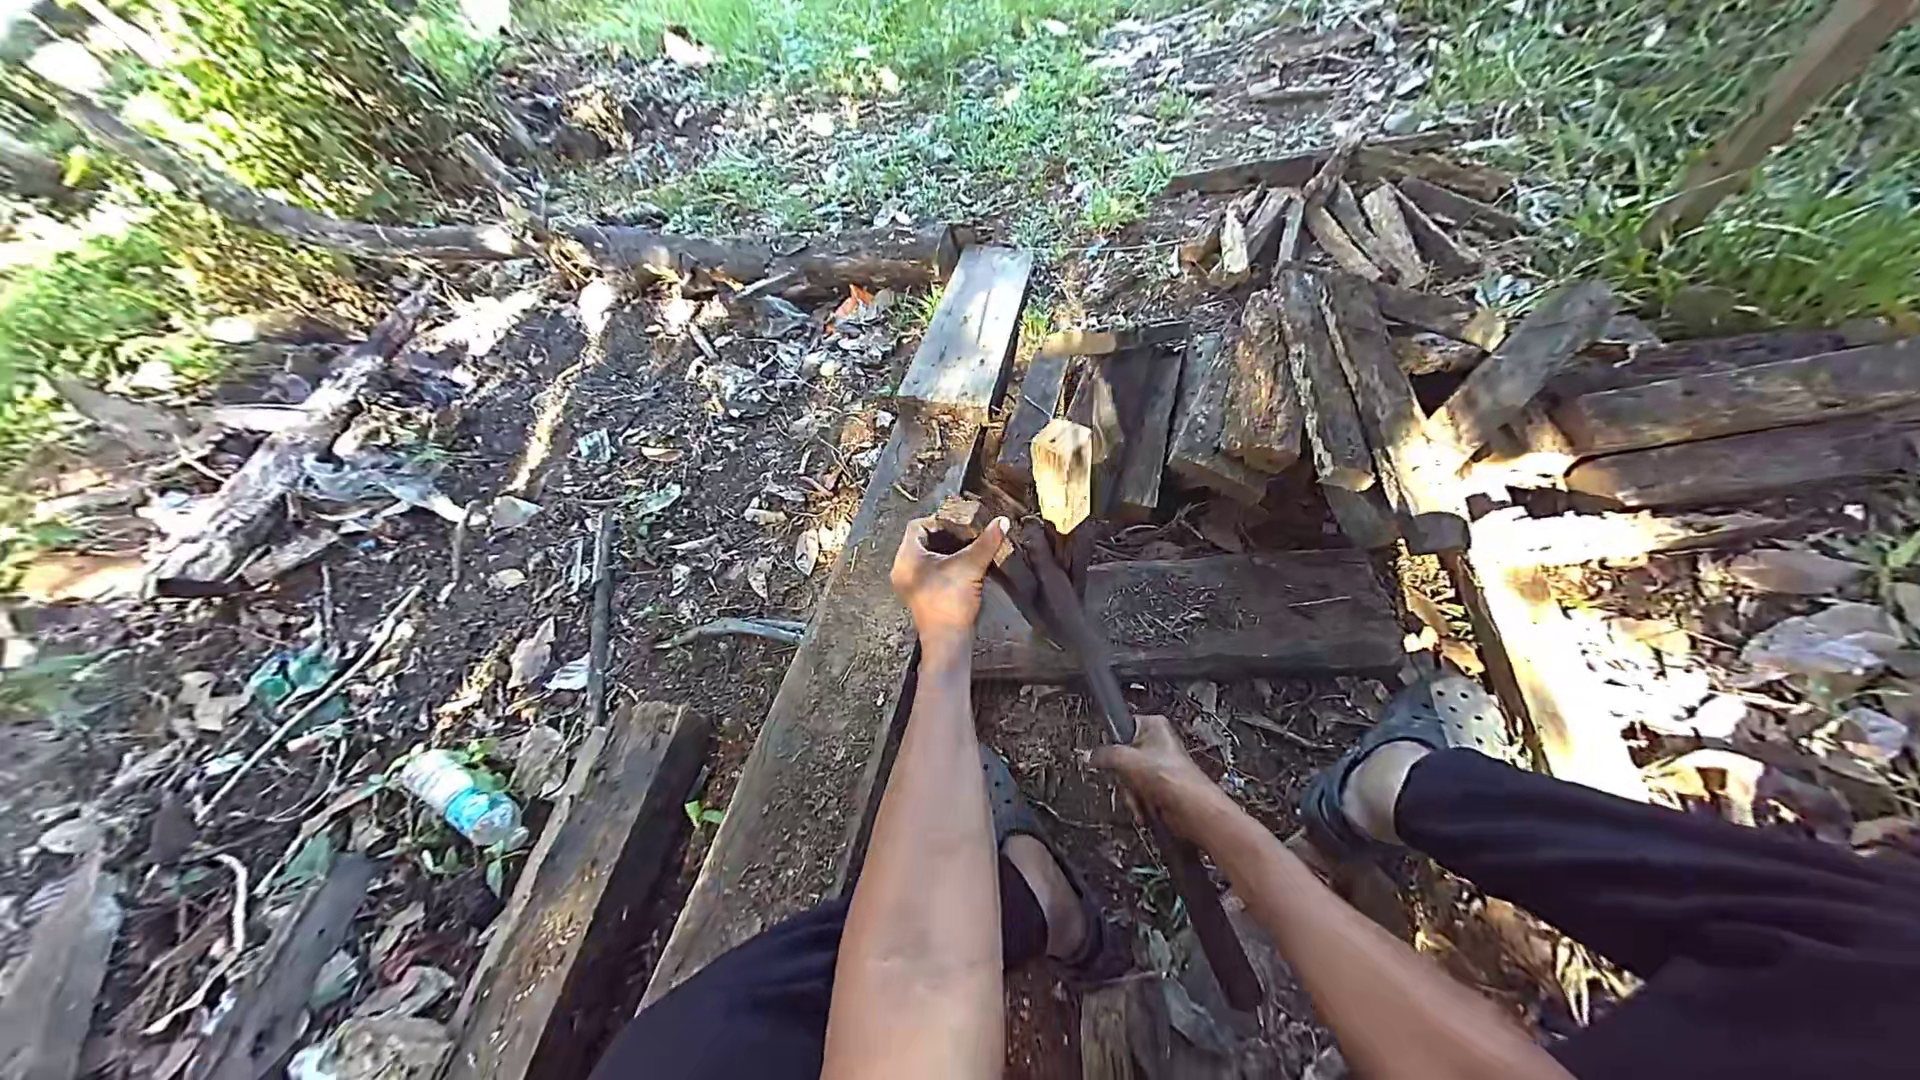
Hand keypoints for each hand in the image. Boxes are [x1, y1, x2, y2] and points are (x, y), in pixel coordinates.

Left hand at [890, 515, 1008, 652]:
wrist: (948, 641)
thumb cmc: (951, 602)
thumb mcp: (970, 566)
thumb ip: (986, 542)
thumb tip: (1002, 521)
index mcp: (906, 558)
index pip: (917, 526)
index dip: (939, 520)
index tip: (959, 523)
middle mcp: (902, 569)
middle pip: (921, 540)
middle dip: (943, 535)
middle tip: (964, 533)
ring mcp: (909, 584)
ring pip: (925, 556)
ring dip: (944, 550)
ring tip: (965, 547)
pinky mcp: (919, 595)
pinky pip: (928, 571)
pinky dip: (943, 565)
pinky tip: (961, 566)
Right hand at [1091, 714, 1223, 831]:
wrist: (1194, 812)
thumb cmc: (1173, 780)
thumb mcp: (1126, 759)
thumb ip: (1104, 755)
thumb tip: (1091, 756)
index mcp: (1154, 726)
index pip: (1122, 727)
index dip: (1113, 744)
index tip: (1108, 755)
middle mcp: (1158, 744)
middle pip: (1122, 757)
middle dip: (1123, 775)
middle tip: (1129, 779)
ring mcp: (1159, 766)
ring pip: (1128, 777)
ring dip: (1130, 792)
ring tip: (1140, 796)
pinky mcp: (1161, 787)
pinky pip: (1138, 792)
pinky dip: (1138, 802)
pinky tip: (1145, 806)